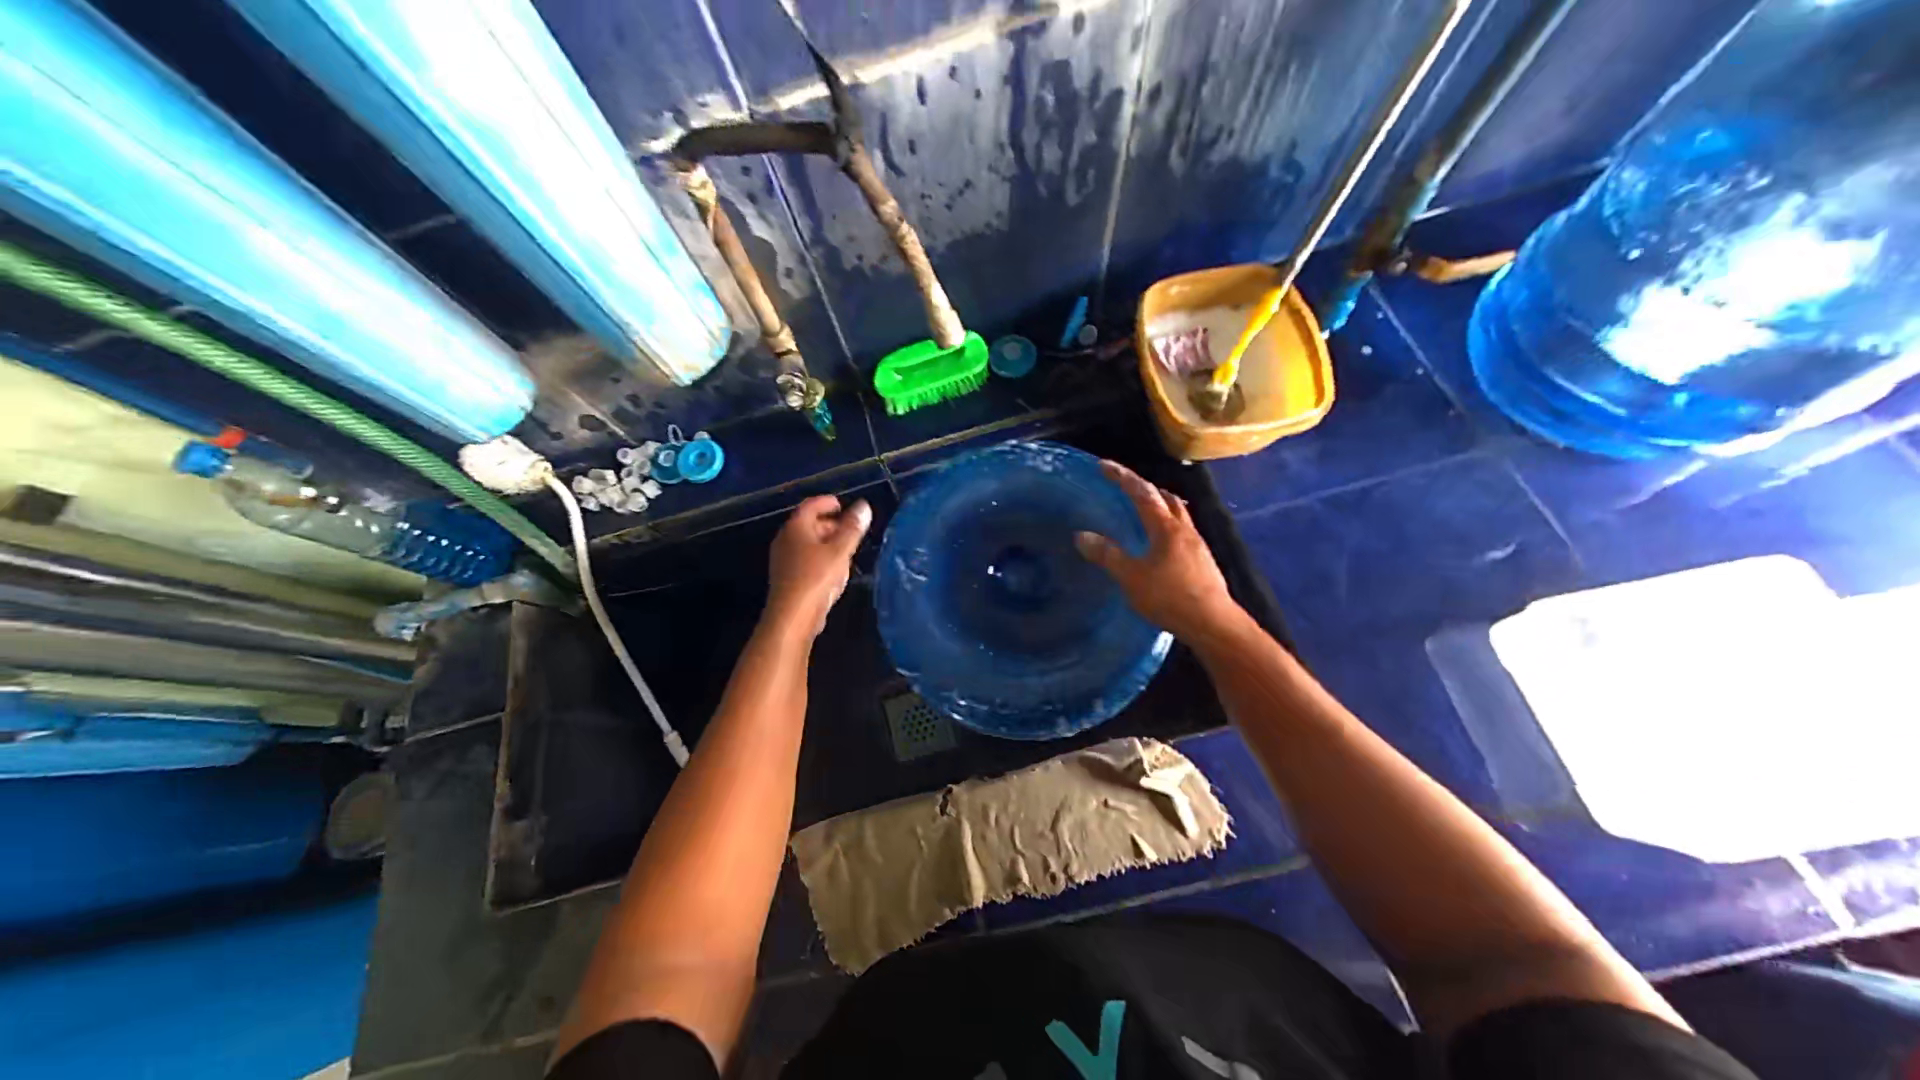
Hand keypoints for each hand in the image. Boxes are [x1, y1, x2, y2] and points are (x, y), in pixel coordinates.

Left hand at [765, 495, 871, 637]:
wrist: (792, 616)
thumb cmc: (816, 578)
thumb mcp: (840, 551)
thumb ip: (852, 528)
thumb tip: (863, 506)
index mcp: (796, 527)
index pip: (811, 505)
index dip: (827, 502)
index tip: (842, 504)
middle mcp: (785, 539)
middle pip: (809, 524)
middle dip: (830, 524)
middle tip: (850, 529)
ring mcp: (784, 559)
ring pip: (808, 543)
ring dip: (827, 543)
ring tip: (847, 550)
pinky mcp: (787, 577)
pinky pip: (806, 559)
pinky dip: (821, 557)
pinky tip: (835, 570)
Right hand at [1075, 461, 1242, 641]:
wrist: (1214, 623)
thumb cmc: (1170, 598)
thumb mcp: (1132, 578)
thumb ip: (1108, 556)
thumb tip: (1082, 535)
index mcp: (1166, 528)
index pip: (1141, 493)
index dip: (1122, 477)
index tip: (1103, 465)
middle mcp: (1184, 529)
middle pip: (1165, 497)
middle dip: (1143, 487)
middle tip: (1123, 486)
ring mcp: (1197, 545)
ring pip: (1178, 513)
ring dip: (1159, 504)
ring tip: (1142, 508)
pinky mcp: (1202, 561)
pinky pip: (1182, 530)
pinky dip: (1167, 524)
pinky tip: (1159, 541)